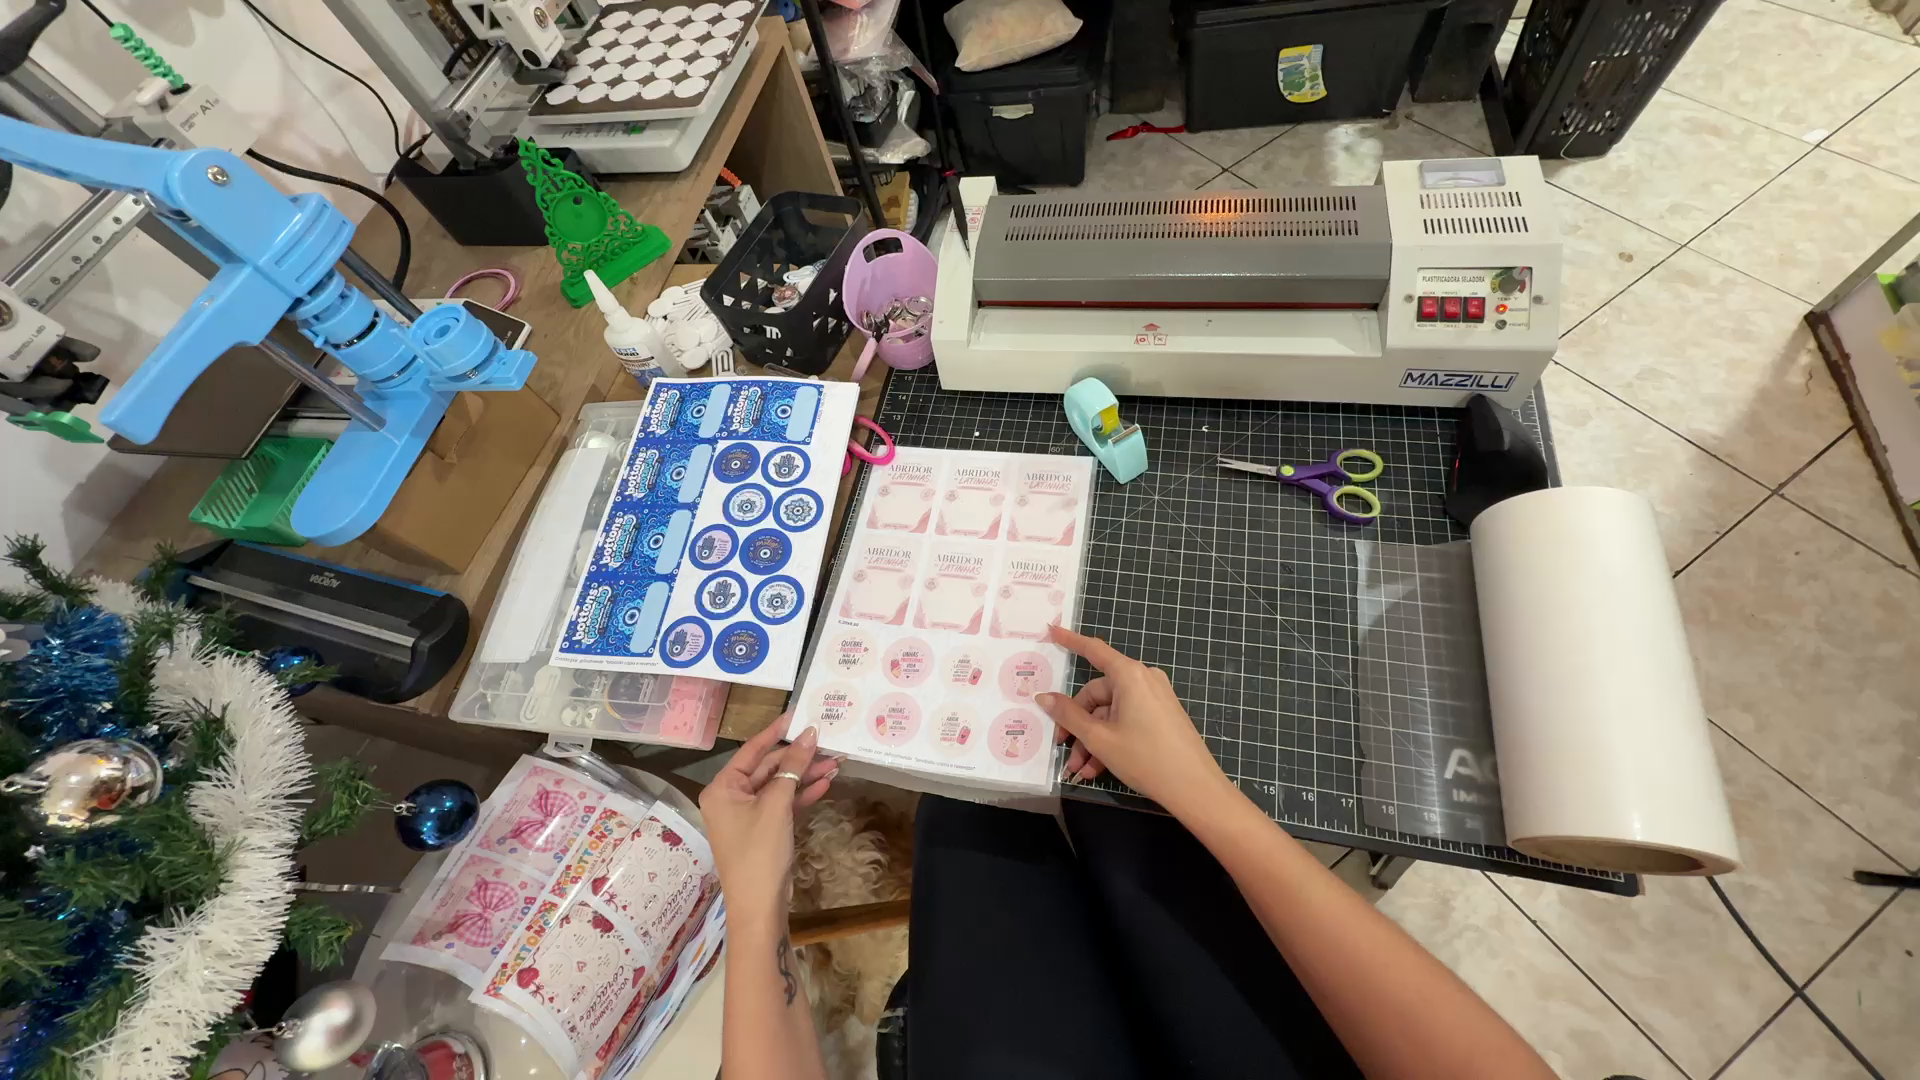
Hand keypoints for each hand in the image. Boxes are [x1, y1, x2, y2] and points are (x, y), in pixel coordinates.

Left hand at [699, 717, 838, 924]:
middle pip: (769, 767)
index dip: (777, 731)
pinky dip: (802, 793)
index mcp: (723, 788)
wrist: (760, 907)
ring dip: (805, 774)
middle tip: (829, 743)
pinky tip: (826, 783)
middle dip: (799, 757)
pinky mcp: (764, 829)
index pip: (752, 749)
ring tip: (836, 762)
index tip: (799, 713)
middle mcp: (731, 798)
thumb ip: (793, 766)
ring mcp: (748, 815)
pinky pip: (783, 802)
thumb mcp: (777, 804)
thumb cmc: (759, 851)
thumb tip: (810, 733)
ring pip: (779, 784)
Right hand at [1038, 626, 1238, 820]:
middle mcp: (1143, 680)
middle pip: (1097, 695)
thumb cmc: (1146, 757)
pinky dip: (1110, 741)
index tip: (1051, 629)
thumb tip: (1043, 697)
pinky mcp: (1160, 717)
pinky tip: (1096, 770)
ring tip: (1079, 769)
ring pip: (1110, 714)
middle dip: (1078, 724)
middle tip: (1062, 748)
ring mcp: (1154, 699)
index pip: (1093, 650)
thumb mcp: (1100, 738)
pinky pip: (1126, 722)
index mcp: (1129, 675)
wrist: (1196, 789)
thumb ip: (1068, 715)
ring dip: (1092, 740)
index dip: (1070, 640)